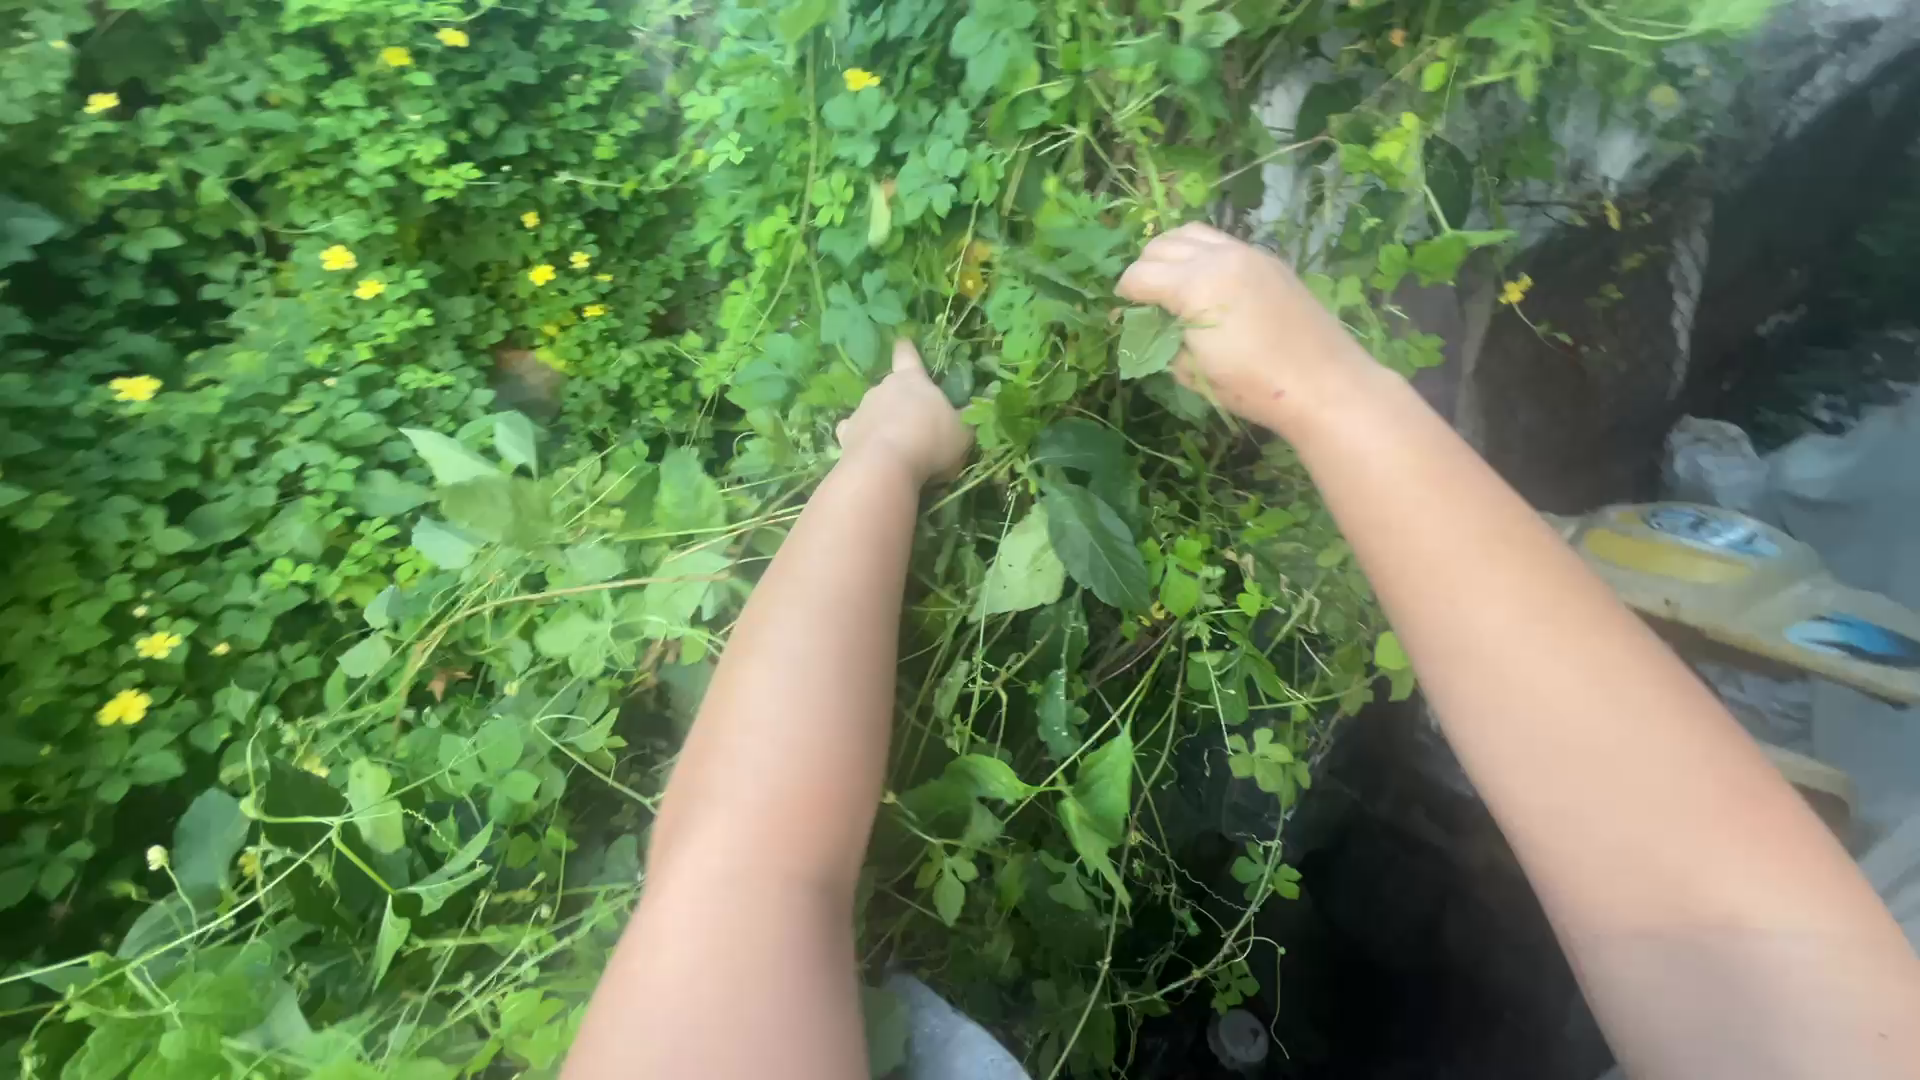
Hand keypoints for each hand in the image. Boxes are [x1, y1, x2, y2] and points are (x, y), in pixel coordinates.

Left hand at [836, 339, 972, 484]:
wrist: (885, 466)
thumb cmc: (930, 440)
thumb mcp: (962, 431)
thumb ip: (969, 416)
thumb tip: (983, 403)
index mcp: (911, 380)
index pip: (907, 355)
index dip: (907, 349)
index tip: (903, 342)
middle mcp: (882, 388)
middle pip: (891, 386)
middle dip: (901, 399)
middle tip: (915, 419)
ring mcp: (862, 410)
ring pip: (873, 409)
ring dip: (883, 420)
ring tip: (897, 443)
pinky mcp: (846, 434)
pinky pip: (854, 431)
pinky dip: (861, 437)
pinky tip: (868, 449)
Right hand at [1116, 222, 1373, 430]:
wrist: (1321, 383)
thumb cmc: (1251, 386)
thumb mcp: (1192, 372)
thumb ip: (1162, 343)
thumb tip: (1150, 329)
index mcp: (1195, 286)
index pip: (1140, 276)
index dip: (1125, 295)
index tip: (1122, 314)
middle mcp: (1219, 258)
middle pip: (1162, 245)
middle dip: (1144, 269)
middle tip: (1144, 299)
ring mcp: (1247, 253)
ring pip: (1192, 233)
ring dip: (1171, 253)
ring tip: (1169, 282)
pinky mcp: (1268, 260)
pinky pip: (1221, 242)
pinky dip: (1201, 254)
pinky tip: (1204, 284)